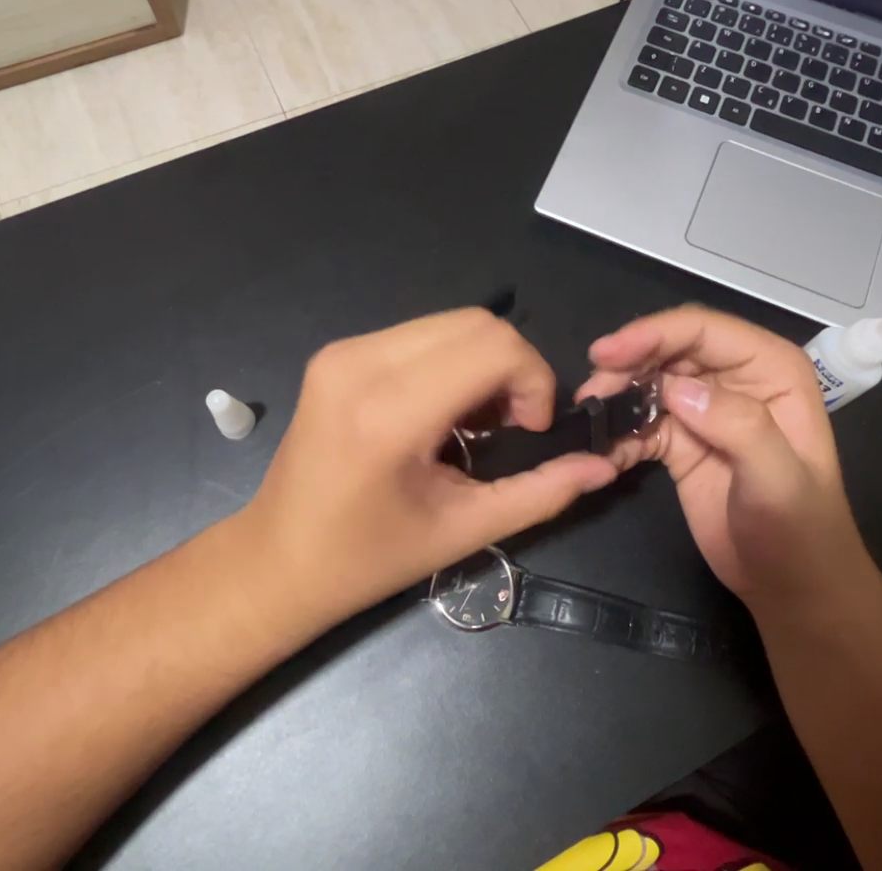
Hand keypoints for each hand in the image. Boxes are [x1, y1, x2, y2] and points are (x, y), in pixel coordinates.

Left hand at [243, 309, 617, 620]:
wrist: (278, 560)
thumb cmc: (368, 558)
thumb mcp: (463, 530)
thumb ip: (541, 493)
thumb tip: (603, 465)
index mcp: (390, 411)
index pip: (494, 346)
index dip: (534, 380)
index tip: (529, 431)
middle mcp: (362, 362)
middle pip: (478, 323)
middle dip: (514, 368)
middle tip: (511, 426)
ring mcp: (344, 351)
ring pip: (451, 322)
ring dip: (483, 363)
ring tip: (477, 423)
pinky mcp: (337, 353)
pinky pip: (420, 333)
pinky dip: (451, 362)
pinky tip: (443, 412)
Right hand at [576, 306, 859, 608]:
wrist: (790, 586)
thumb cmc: (799, 532)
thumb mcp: (779, 480)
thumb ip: (738, 426)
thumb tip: (676, 389)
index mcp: (771, 370)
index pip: (704, 330)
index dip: (653, 334)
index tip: (607, 354)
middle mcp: (736, 378)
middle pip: (669, 349)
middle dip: (627, 362)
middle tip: (591, 391)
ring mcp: (706, 408)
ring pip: (649, 380)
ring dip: (616, 394)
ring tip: (590, 416)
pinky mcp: (681, 439)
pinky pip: (641, 420)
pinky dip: (619, 431)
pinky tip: (604, 451)